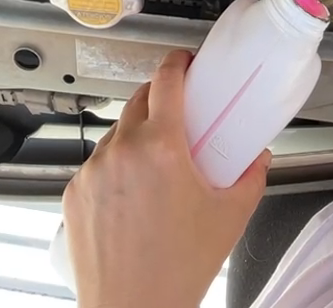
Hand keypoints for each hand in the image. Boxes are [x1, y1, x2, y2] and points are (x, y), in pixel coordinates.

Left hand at [62, 50, 270, 307]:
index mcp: (161, 146)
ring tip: (156, 164)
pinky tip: (133, 192)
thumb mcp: (229, 217)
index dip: (177, 62)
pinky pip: (98, 162)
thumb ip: (249, 177)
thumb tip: (257, 157)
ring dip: (137, 134)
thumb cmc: (177, 271)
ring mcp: (94, 170)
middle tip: (179, 113)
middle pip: (140, 98)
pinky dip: (116, 164)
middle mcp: (123, 150)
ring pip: (118, 131)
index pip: (166, 80)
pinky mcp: (75, 191)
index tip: (184, 61)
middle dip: (160, 96)